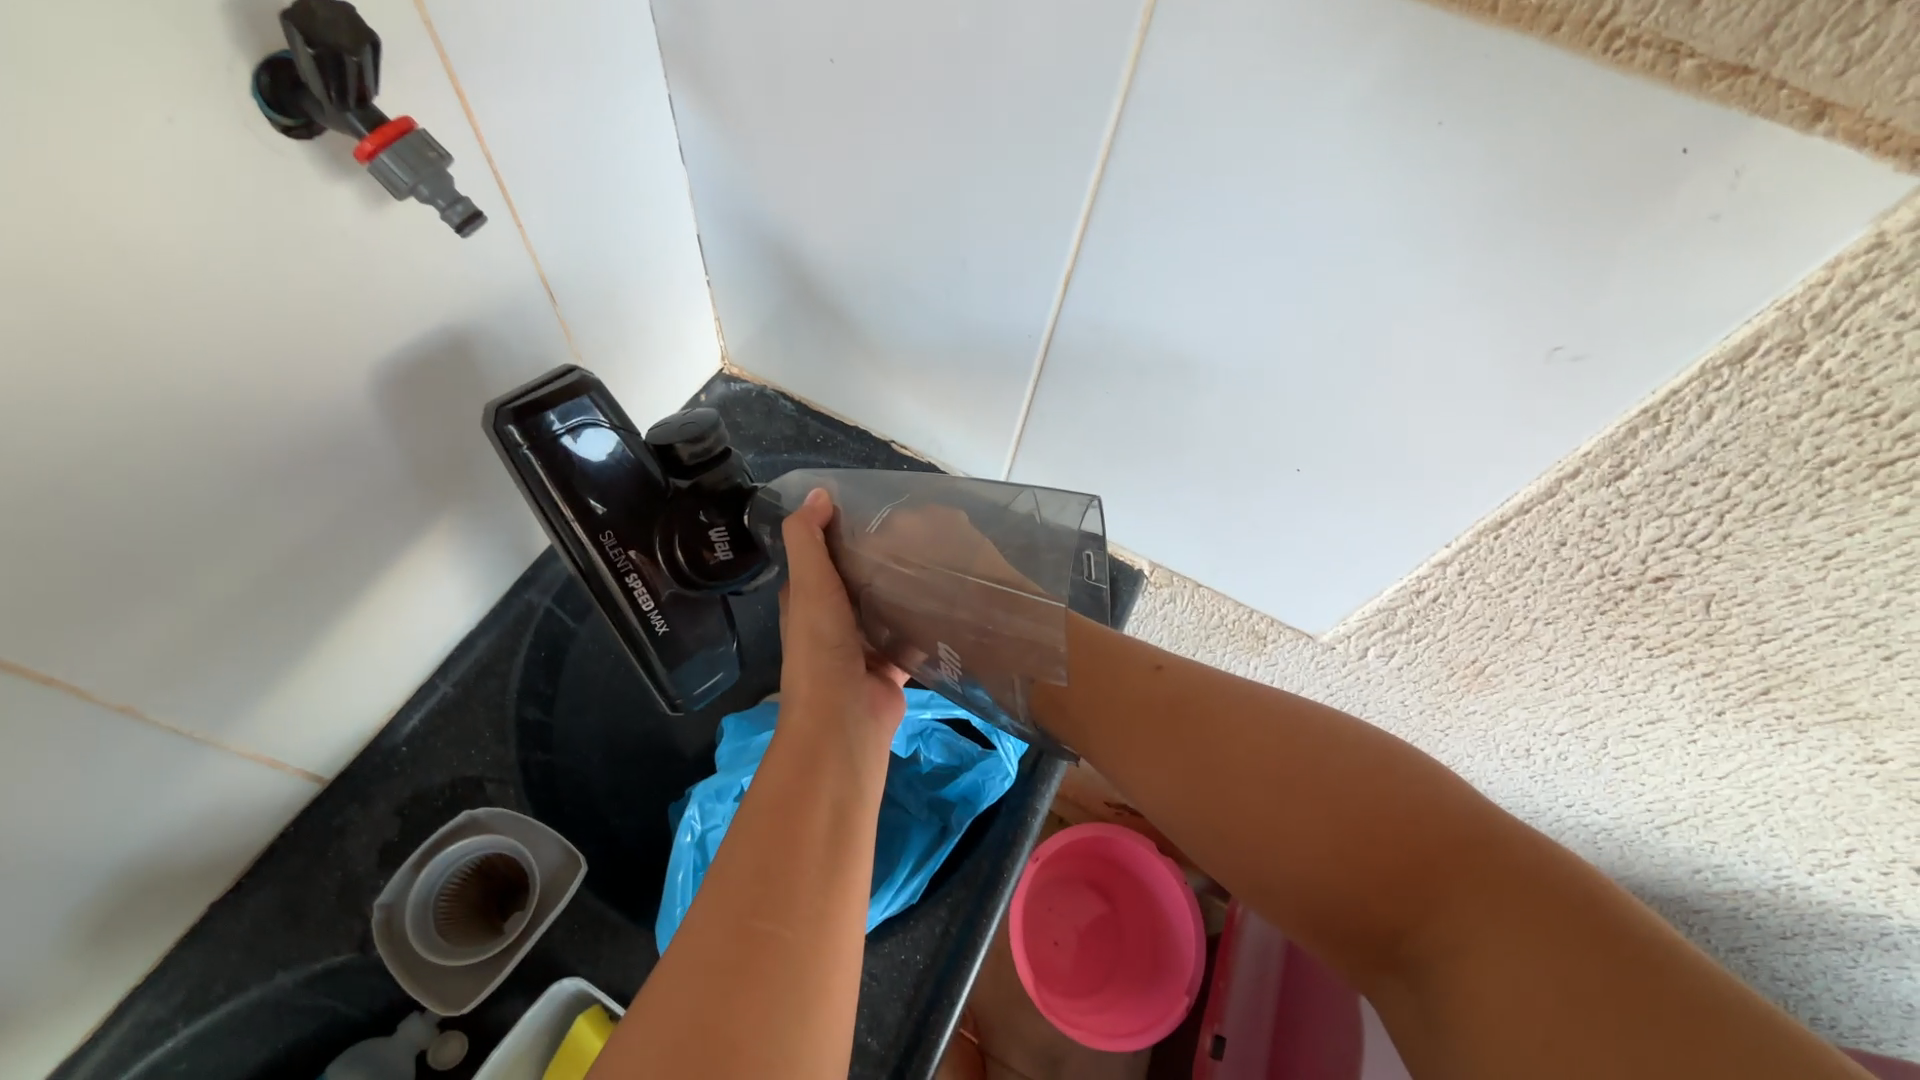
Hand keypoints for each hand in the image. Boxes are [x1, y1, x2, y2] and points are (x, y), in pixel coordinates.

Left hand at [777, 488, 909, 757]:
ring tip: (935, 556)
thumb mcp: (809, 585)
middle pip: (856, 581)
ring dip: (902, 590)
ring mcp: (862, 646)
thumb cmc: (822, 648)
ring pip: (884, 608)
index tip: (868, 505)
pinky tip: (947, 600)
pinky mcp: (891, 666)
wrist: (845, 719)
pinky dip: (924, 624)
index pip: (819, 557)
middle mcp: (832, 622)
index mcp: (807, 601)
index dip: (836, 531)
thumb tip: (818, 493)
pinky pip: (910, 637)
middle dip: (877, 558)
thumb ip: (808, 539)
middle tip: (914, 527)